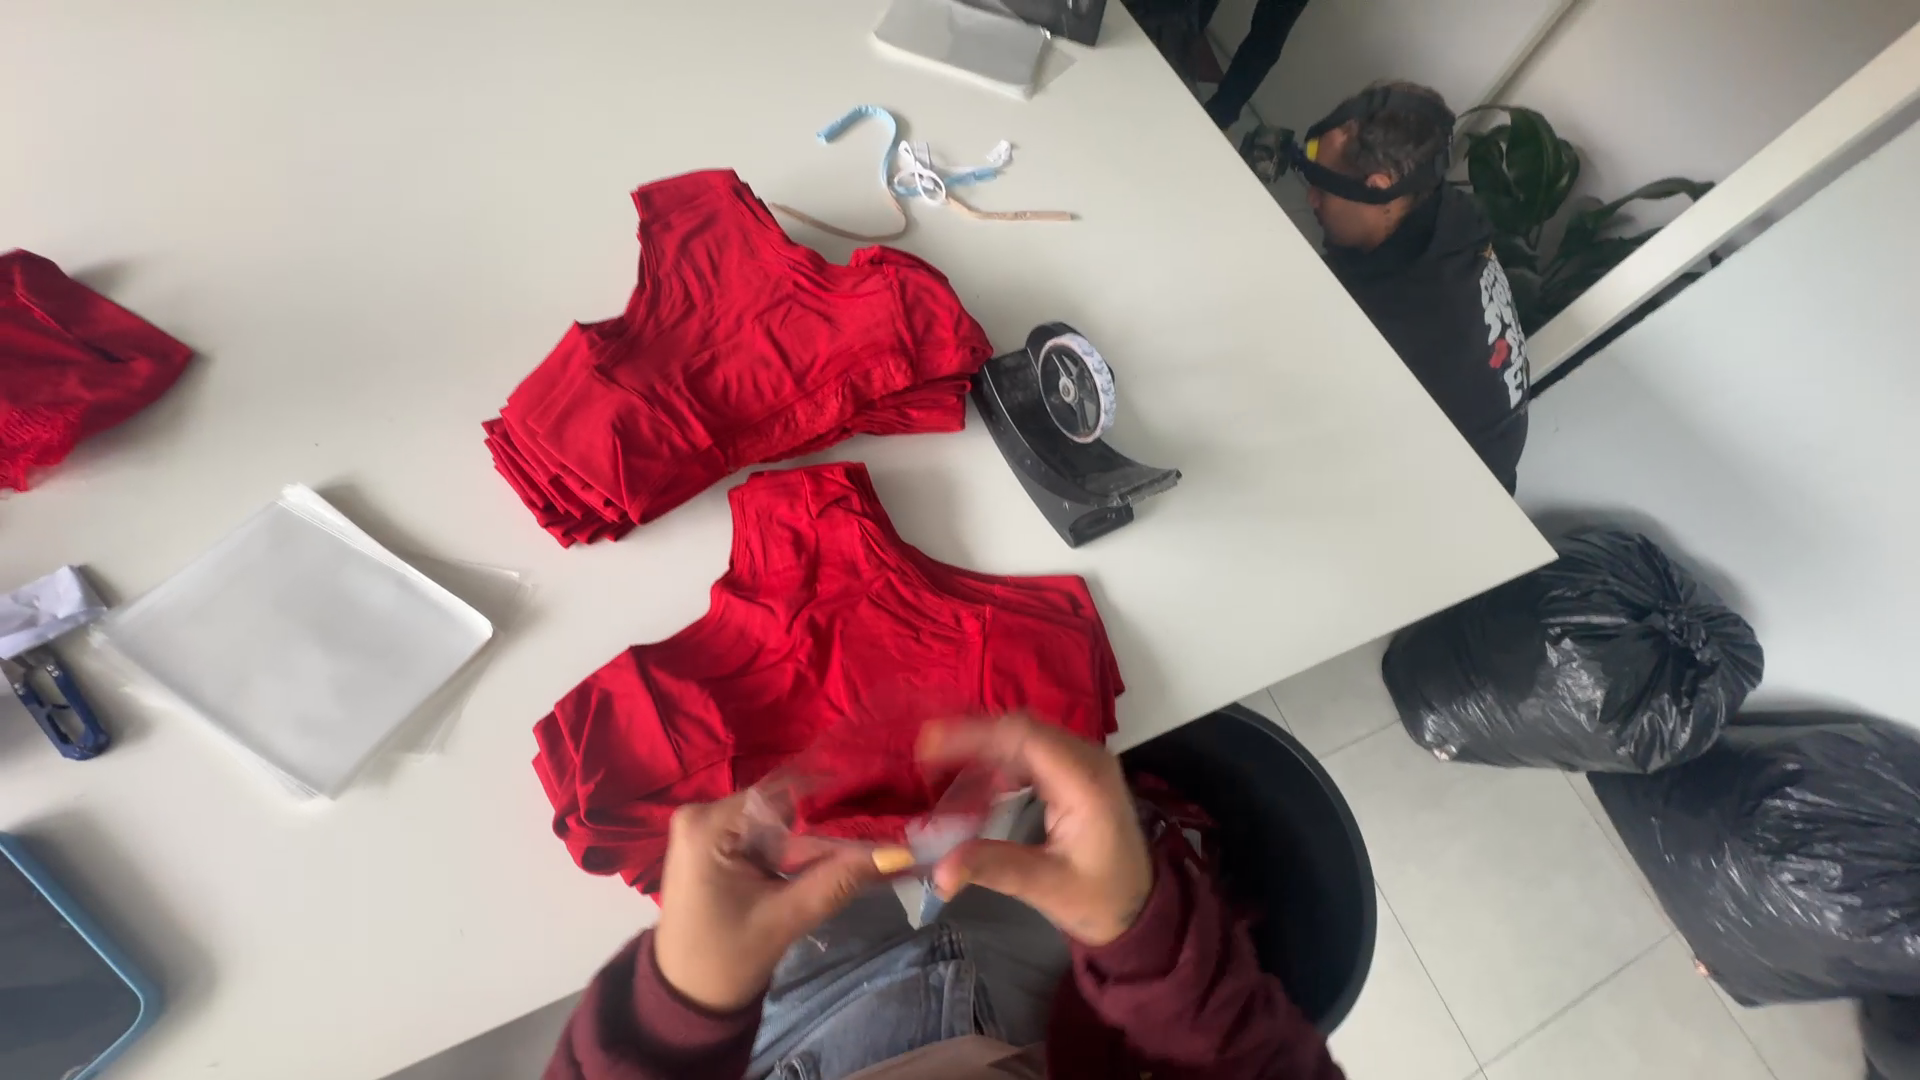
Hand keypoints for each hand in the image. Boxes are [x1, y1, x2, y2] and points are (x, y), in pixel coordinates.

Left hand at [652, 793, 878, 1011]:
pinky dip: (788, 845)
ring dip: (808, 836)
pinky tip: (816, 857)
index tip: (872, 805)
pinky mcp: (711, 840)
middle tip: (871, 833)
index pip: (783, 795)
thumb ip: (838, 879)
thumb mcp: (786, 919)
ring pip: (774, 817)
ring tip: (850, 847)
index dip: (829, 801)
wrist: (683, 1000)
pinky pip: (761, 830)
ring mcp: (703, 825)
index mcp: (709, 825)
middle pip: (780, 805)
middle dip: (822, 823)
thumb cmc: (726, 961)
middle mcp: (702, 813)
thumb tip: (897, 853)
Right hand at [919, 715, 1152, 945]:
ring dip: (979, 754)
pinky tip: (972, 789)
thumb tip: (940, 871)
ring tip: (940, 776)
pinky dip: (994, 766)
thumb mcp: (1048, 887)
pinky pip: (1026, 753)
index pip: (1023, 738)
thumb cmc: (1101, 899)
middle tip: (925, 756)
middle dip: (969, 740)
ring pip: (1019, 739)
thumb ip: (995, 868)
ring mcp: (1079, 761)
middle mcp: (1084, 758)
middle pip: (1018, 731)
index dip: (973, 734)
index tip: (930, 743)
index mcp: (1085, 780)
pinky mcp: (1071, 771)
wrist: (1142, 910)